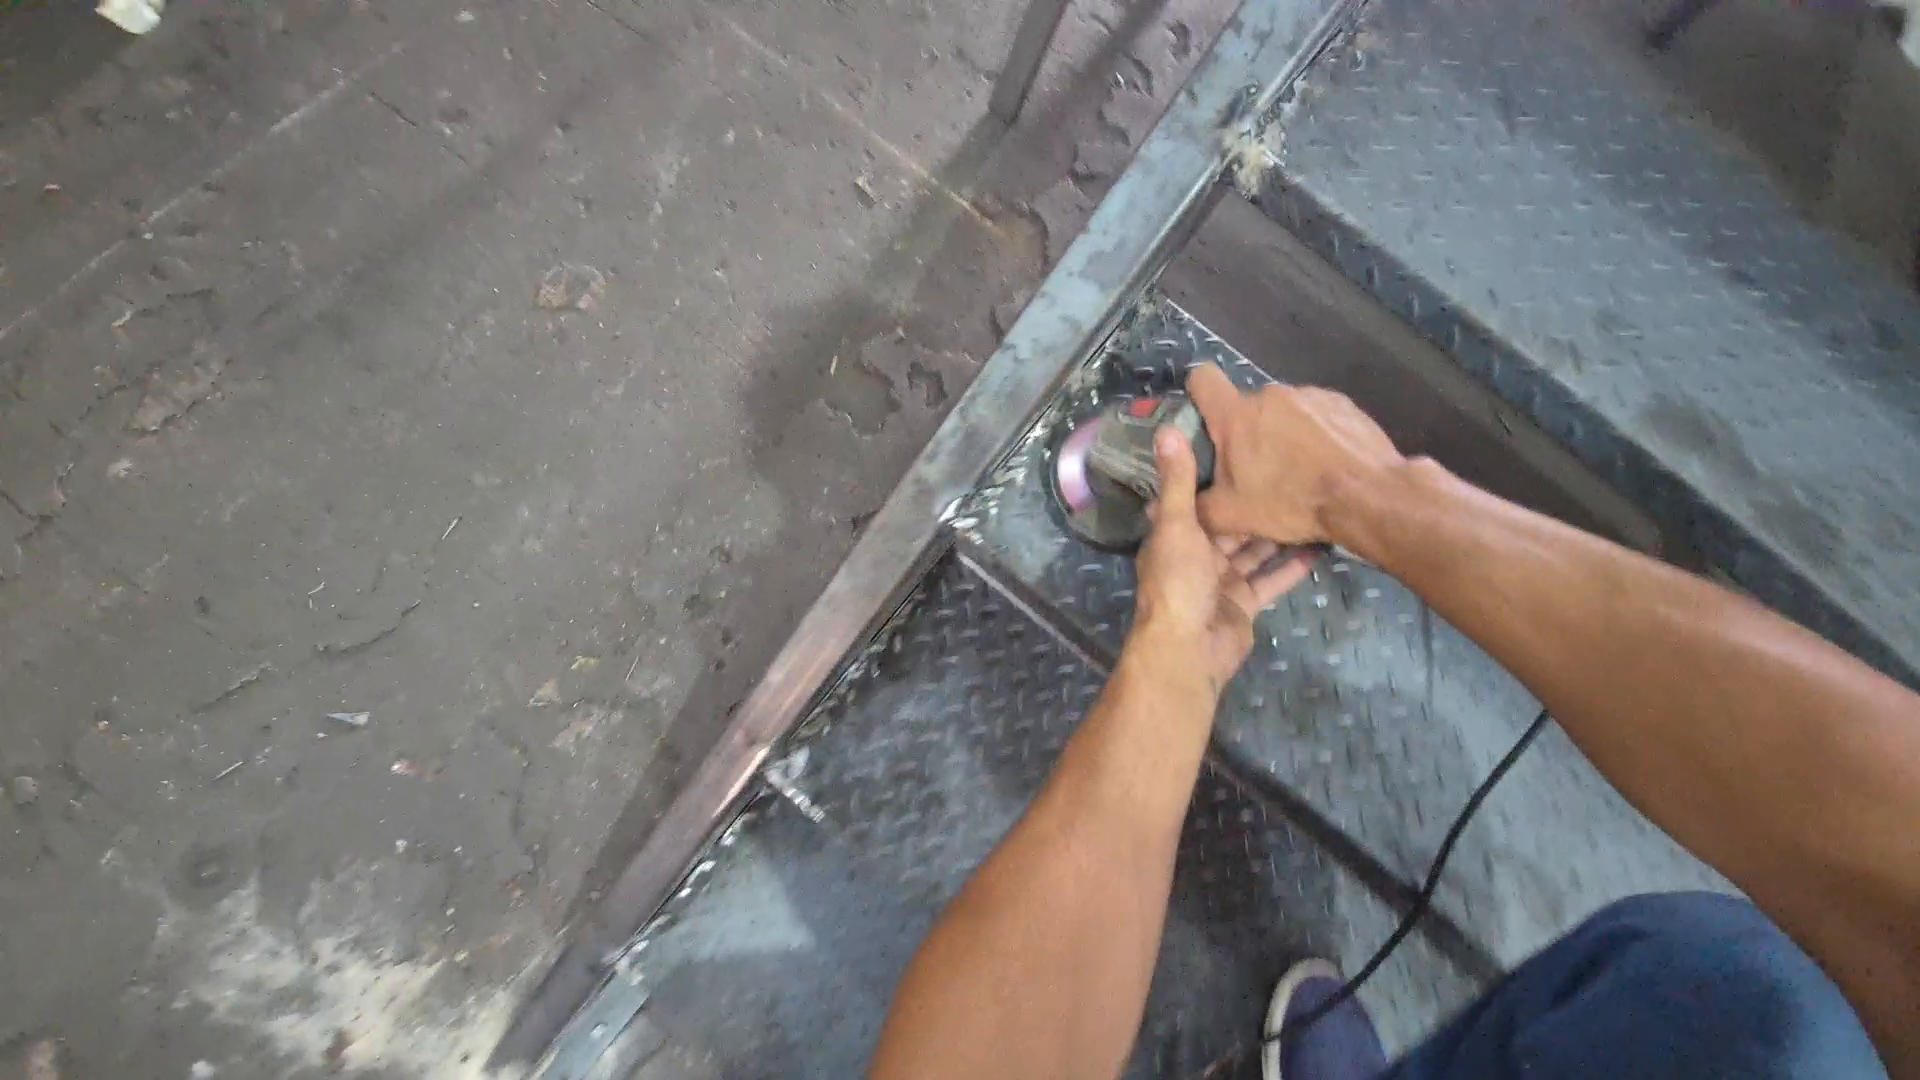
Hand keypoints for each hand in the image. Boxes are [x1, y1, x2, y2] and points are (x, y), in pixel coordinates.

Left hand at [1133, 427, 1312, 687]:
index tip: (1247, 448)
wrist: (1189, 647)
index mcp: (1173, 535)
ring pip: (1254, 551)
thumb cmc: (1178, 581)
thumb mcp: (1177, 524)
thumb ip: (1177, 481)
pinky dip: (1292, 566)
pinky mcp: (1245, 604)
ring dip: (1278, 533)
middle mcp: (1196, 556)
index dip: (1219, 478)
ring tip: (1312, 504)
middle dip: (1256, 505)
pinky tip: (1320, 545)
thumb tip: (1165, 430)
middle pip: (1231, 525)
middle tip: (1293, 474)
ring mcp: (1221, 582)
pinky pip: (1270, 580)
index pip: (1198, 499)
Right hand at [1187, 365, 1404, 544]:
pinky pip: (1314, 415)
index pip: (1202, 379)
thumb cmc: (1291, 502)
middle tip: (1254, 471)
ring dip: (1280, 434)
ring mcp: (1309, 396)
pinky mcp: (1341, 404)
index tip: (1203, 422)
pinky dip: (1313, 435)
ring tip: (1296, 472)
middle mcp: (1270, 395)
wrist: (1368, 497)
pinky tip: (1324, 464)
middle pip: (1244, 406)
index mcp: (1236, 416)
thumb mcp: (1232, 516)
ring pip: (1281, 412)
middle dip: (1244, 432)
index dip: (1197, 395)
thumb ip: (1193, 505)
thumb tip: (1162, 505)